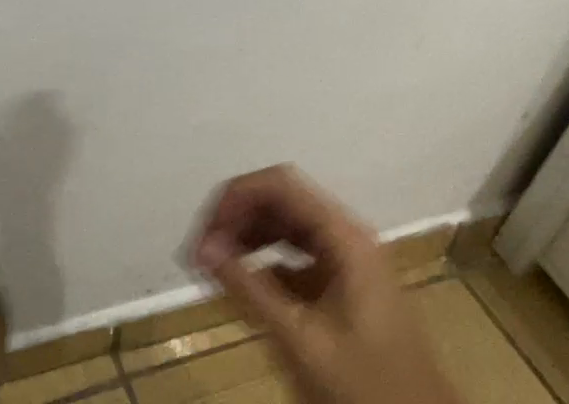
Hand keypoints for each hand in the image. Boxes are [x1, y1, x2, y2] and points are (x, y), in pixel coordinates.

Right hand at [191, 166, 461, 403]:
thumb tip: (203, 248)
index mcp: (345, 237)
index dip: (235, 198)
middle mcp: (347, 237)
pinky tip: (243, 285)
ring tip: (215, 266)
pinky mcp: (343, 285)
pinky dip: (263, 260)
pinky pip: (295, 255)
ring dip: (246, 237)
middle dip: (236, 217)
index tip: (206, 235)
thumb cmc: (366, 384)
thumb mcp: (300, 337)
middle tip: (203, 252)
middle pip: (280, 200)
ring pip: (286, 225)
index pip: (279, 184)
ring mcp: (347, 261)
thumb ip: (249, 288)